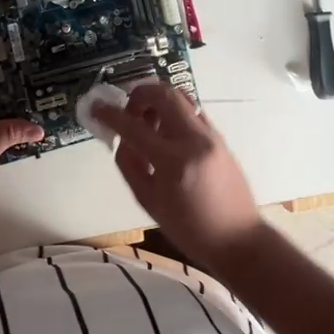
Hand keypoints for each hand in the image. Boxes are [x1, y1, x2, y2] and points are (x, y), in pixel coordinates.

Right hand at [93, 84, 262, 262]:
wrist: (238, 239)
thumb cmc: (189, 229)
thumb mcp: (149, 201)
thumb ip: (130, 165)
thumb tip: (120, 138)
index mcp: (173, 161)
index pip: (134, 126)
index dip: (110, 114)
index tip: (96, 107)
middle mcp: (194, 140)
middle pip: (163, 95)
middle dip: (138, 94)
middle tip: (127, 110)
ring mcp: (211, 136)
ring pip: (181, 97)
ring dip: (158, 100)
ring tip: (146, 121)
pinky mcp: (220, 138)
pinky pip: (192, 111)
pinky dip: (174, 111)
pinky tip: (166, 132)